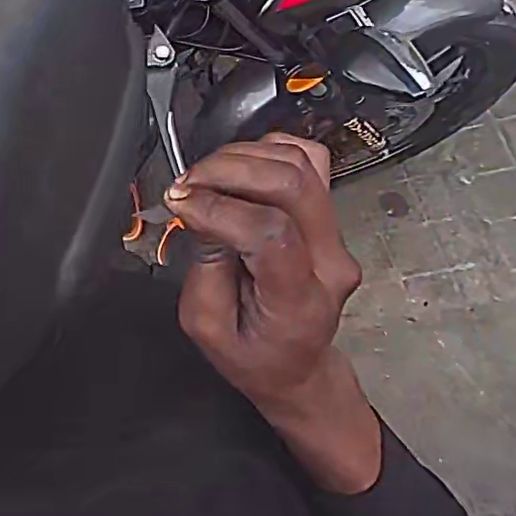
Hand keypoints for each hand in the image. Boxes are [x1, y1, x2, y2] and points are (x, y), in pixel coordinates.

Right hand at [165, 135, 383, 493]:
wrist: (297, 365)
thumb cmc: (254, 354)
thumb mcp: (207, 326)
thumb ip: (204, 265)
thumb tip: (199, 206)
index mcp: (299, 300)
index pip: (270, 231)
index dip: (217, 208)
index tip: (180, 203)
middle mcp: (329, 261)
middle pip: (291, 182)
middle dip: (226, 170)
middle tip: (188, 184)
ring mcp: (335, 234)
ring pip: (300, 161)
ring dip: (242, 157)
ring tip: (207, 177)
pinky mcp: (328, 213)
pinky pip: (307, 159)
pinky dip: (267, 150)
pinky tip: (238, 168)